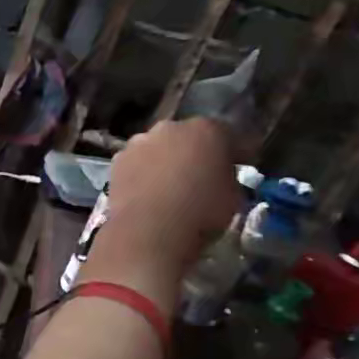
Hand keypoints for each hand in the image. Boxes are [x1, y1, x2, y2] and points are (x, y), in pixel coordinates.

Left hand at [80, 119, 241, 308]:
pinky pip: (139, 163)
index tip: (239, 166)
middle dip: (197, 152)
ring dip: (167, 161)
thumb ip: (230, 179)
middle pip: (190, 136)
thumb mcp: (234, 200)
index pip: (228, 135)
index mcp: (207, 130)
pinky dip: (144, 174)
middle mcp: (172, 126)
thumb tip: (224, 177)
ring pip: (160, 147)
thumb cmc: (201, 214)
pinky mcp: (119, 159)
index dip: (235, 152)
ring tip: (171, 188)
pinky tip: (148, 195)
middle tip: (202, 176)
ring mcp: (141, 140)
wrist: (148, 232)